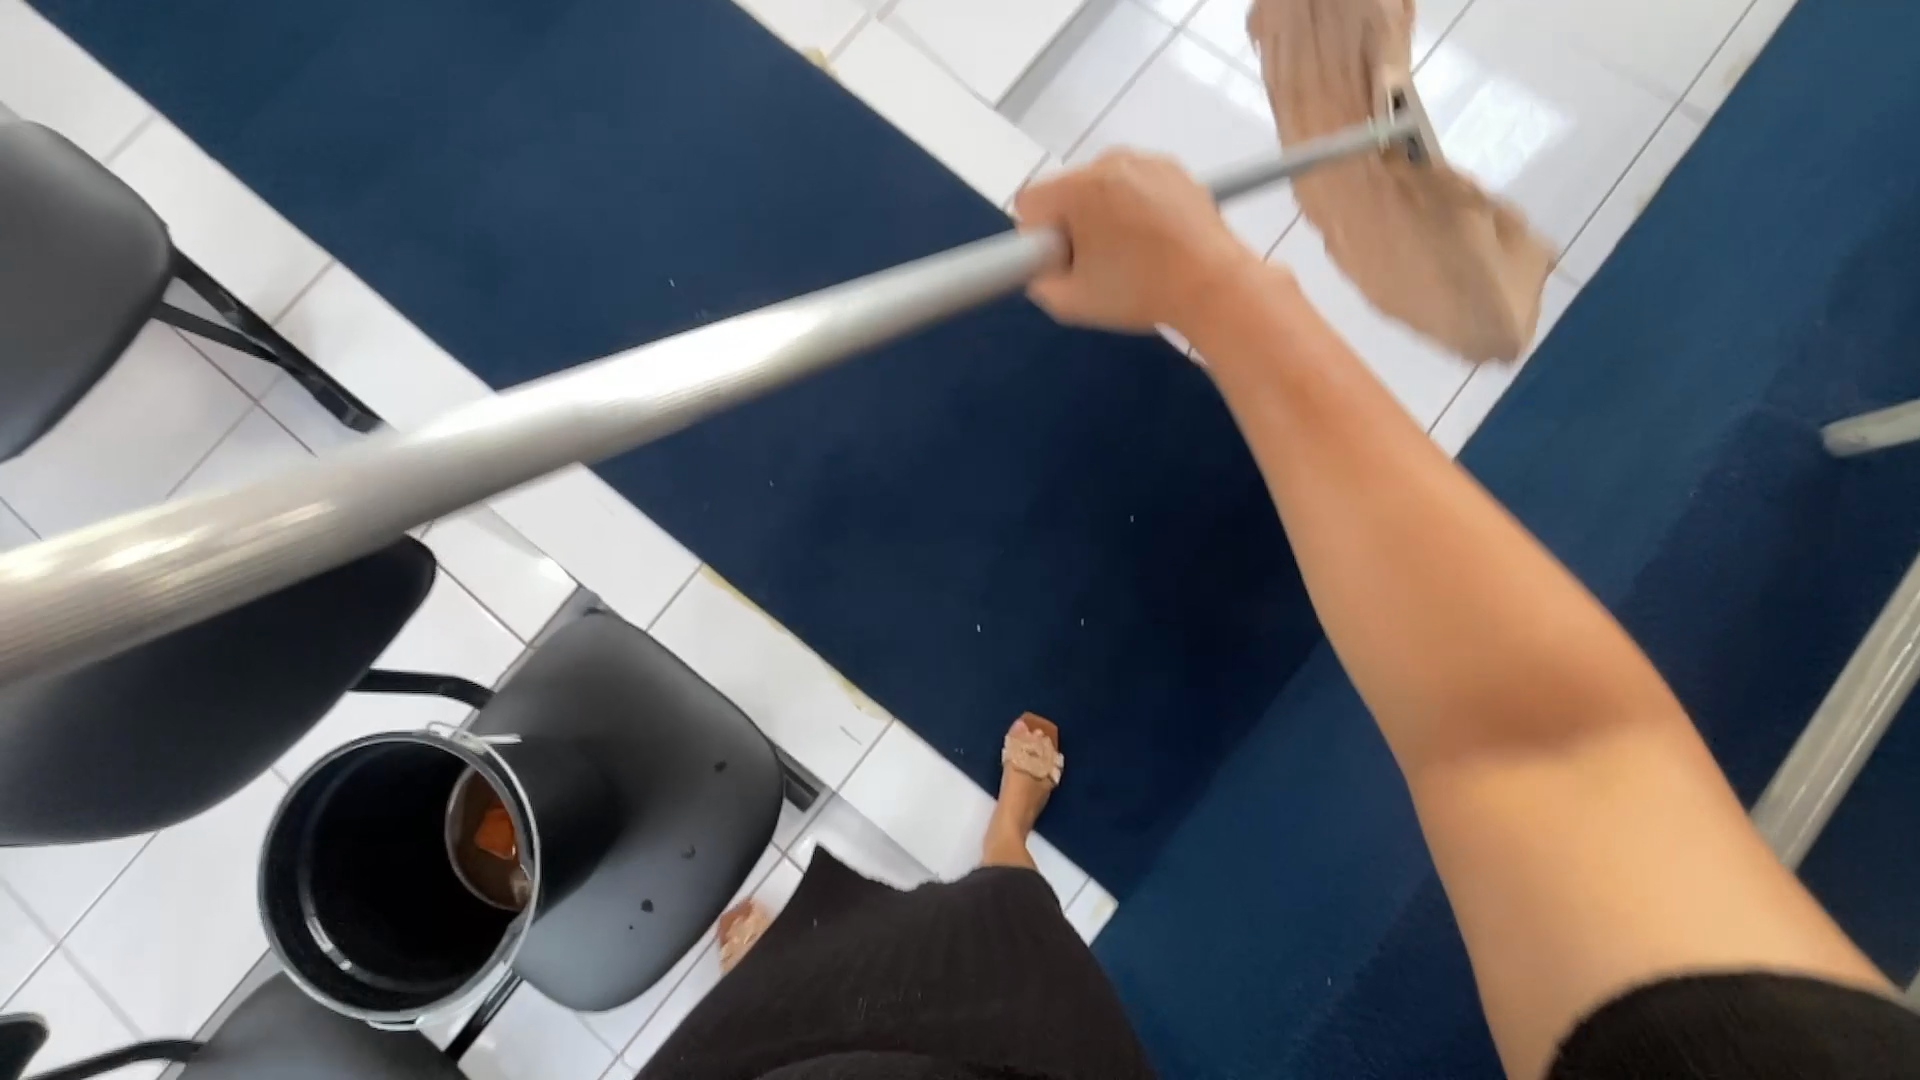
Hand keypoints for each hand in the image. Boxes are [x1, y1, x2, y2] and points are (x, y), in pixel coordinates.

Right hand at [1014, 151, 1266, 334]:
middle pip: (1066, 193)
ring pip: (1101, 189)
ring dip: (1104, 217)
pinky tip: (1154, 243)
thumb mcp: (1070, 303)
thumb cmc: (1140, 293)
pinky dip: (1135, 210)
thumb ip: (1038, 281)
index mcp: (1079, 188)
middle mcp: (1110, 161)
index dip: (1037, 239)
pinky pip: (1134, 186)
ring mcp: (1146, 161)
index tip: (1064, 263)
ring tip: (1132, 256)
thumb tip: (1040, 267)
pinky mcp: (1174, 169)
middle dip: (1073, 225)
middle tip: (1100, 265)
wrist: (1214, 285)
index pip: (1028, 203)